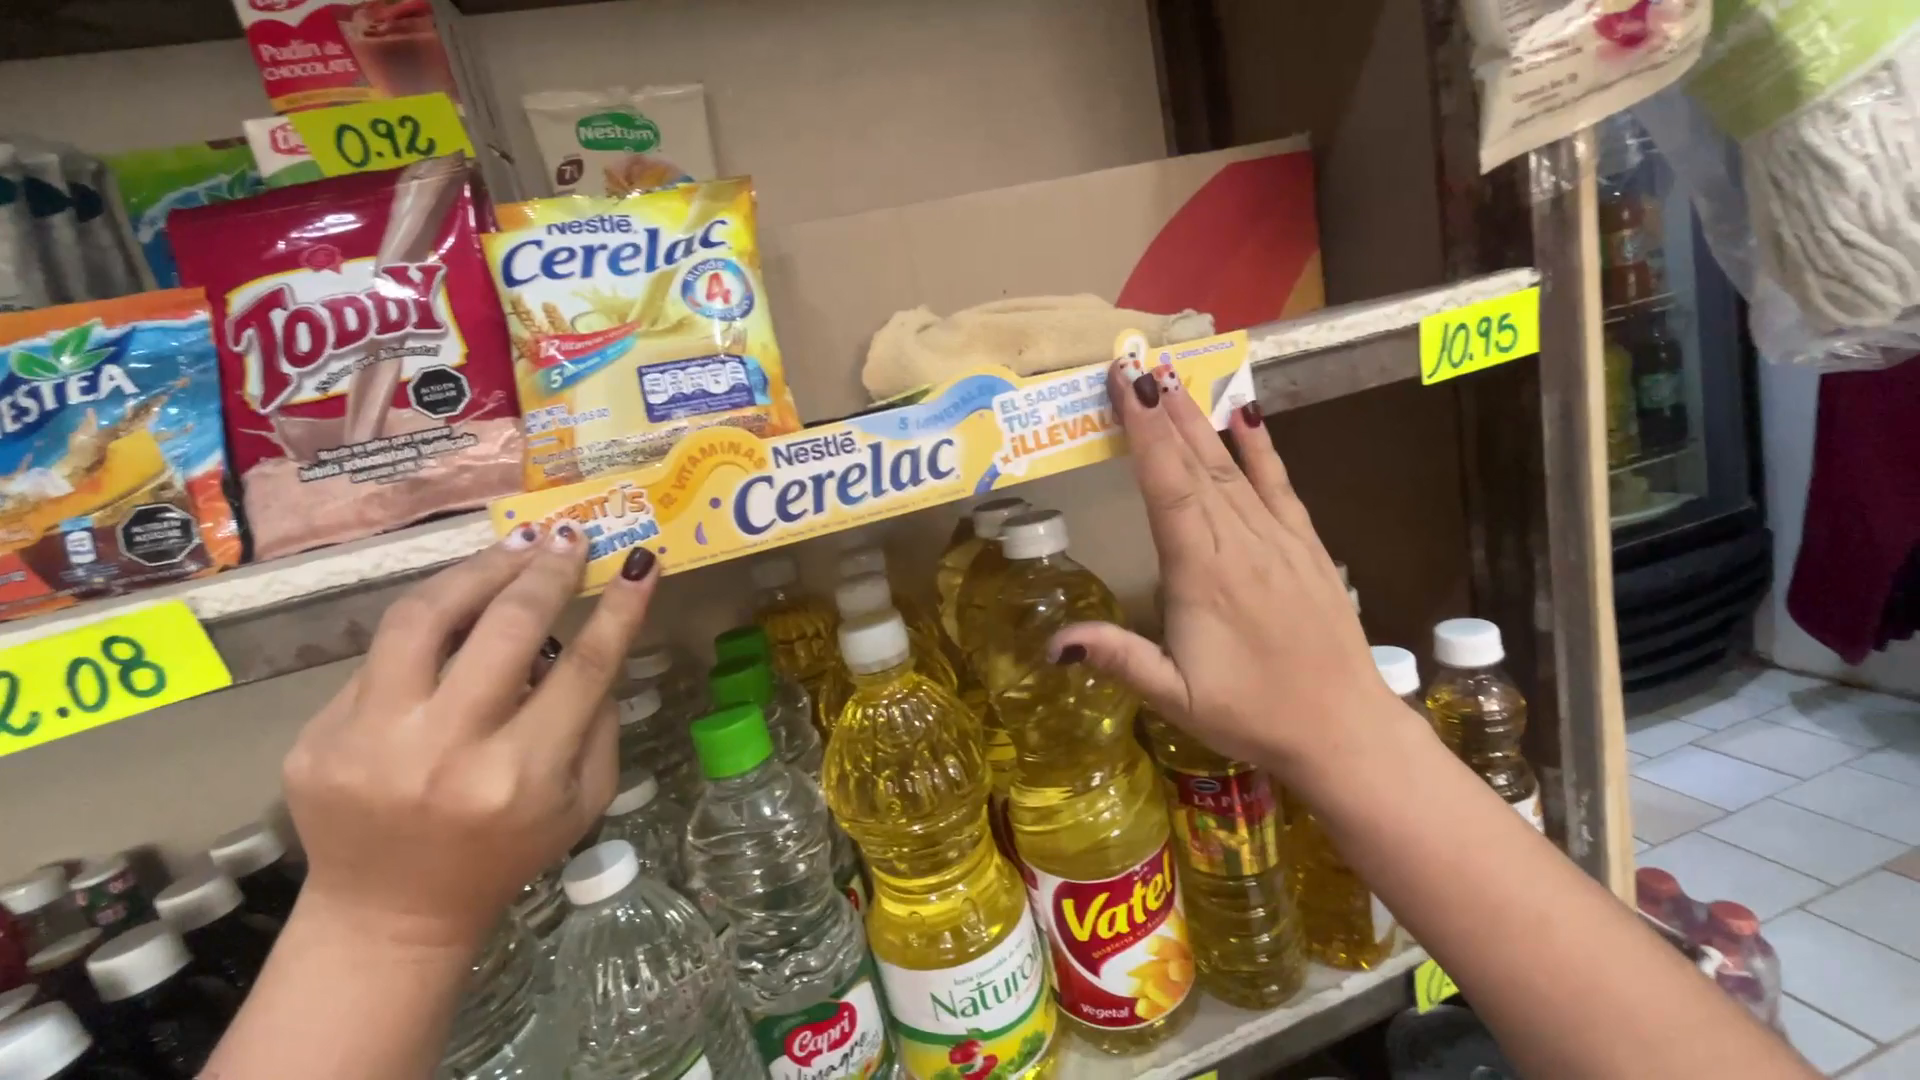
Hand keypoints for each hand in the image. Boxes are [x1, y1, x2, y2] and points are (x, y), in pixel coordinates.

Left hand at [281, 526, 659, 950]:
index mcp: (519, 775)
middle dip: (547, 571)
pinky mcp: (318, 738)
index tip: (642, 563)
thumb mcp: (583, 802)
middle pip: (506, 629)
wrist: (389, 915)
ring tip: (511, 547)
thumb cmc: (506, 855)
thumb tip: (587, 644)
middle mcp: (445, 751)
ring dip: (477, 571)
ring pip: (423, 619)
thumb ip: (597, 724)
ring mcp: (369, 740)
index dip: (620, 608)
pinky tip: (458, 612)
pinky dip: (431, 625)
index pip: (584, 667)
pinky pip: (383, 658)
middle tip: (570, 539)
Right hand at [1050, 360, 1398, 778]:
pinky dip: (1261, 448)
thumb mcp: (1175, 696)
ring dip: (1201, 419)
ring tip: (1176, 377)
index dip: (1144, 430)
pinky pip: (1279, 485)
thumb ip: (1118, 658)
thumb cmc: (1252, 715)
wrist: (1344, 729)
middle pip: (1197, 462)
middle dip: (1164, 410)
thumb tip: (1051, 643)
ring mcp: (1279, 539)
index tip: (1125, 382)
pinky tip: (1247, 416)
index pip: (1167, 484)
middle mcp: (1241, 542)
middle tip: (1139, 363)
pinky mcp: (1307, 546)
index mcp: (1202, 572)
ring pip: (1233, 466)